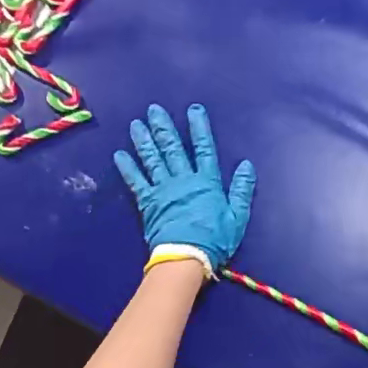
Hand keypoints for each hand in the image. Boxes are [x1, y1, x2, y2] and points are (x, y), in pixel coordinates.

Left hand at [113, 103, 255, 278]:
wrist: (187, 257)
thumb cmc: (215, 240)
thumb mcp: (237, 217)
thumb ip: (242, 191)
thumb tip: (247, 166)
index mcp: (207, 183)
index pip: (204, 149)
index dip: (199, 129)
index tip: (194, 110)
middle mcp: (183, 180)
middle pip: (173, 149)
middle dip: (164, 128)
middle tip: (154, 110)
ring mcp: (164, 190)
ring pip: (153, 160)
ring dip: (144, 141)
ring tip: (136, 124)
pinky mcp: (149, 203)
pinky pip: (136, 182)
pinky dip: (128, 168)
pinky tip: (120, 155)